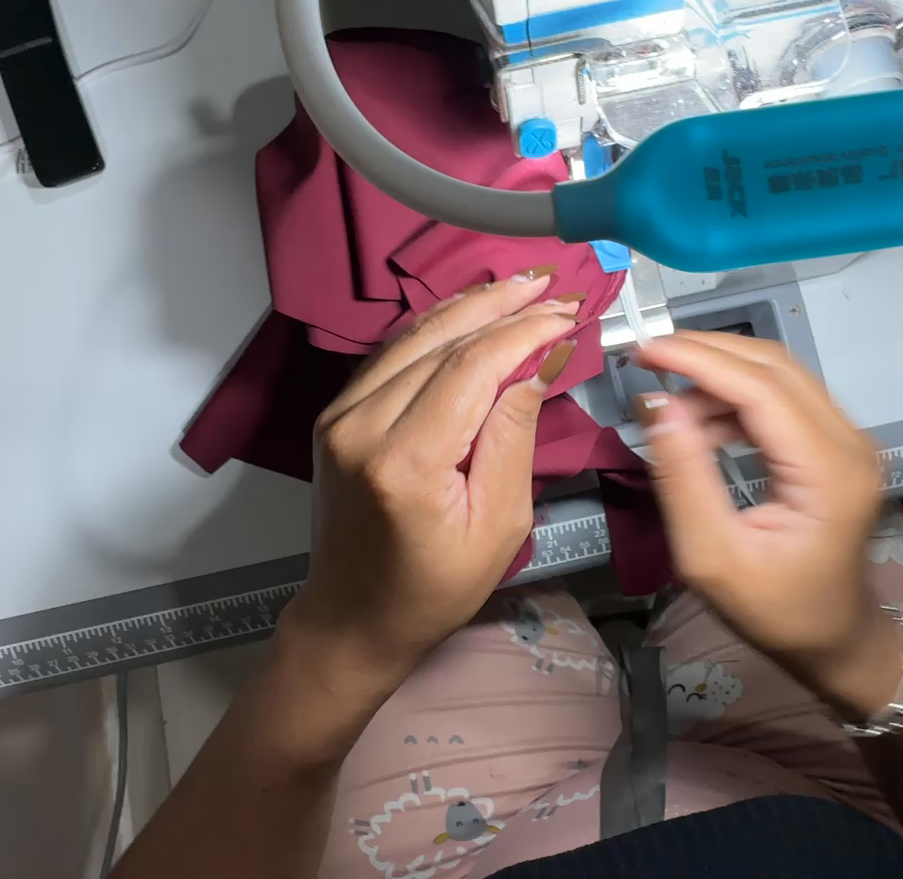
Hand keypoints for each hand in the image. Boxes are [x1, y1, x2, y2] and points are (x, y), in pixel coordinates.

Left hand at [283, 268, 580, 683]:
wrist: (353, 617)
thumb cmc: (435, 587)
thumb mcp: (499, 525)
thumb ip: (513, 437)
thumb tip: (534, 366)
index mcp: (406, 461)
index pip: (473, 367)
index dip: (523, 332)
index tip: (566, 313)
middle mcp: (362, 425)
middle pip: (441, 341)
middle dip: (502, 306)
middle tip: (549, 285)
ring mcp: (340, 415)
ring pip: (413, 337)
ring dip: (469, 306)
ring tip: (518, 286)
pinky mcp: (336, 414)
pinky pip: (392, 354)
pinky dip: (435, 326)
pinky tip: (469, 310)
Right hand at [633, 331, 902, 714]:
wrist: (835, 639)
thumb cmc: (773, 611)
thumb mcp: (710, 557)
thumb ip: (683, 477)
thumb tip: (656, 404)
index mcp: (828, 474)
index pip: (760, 389)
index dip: (699, 360)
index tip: (643, 350)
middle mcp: (850, 443)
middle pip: (774, 366)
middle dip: (706, 351)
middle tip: (646, 356)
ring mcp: (849, 439)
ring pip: (778, 373)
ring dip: (718, 371)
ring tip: (666, 400)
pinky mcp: (837, 443)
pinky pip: (782, 396)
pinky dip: (734, 395)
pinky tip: (699, 419)